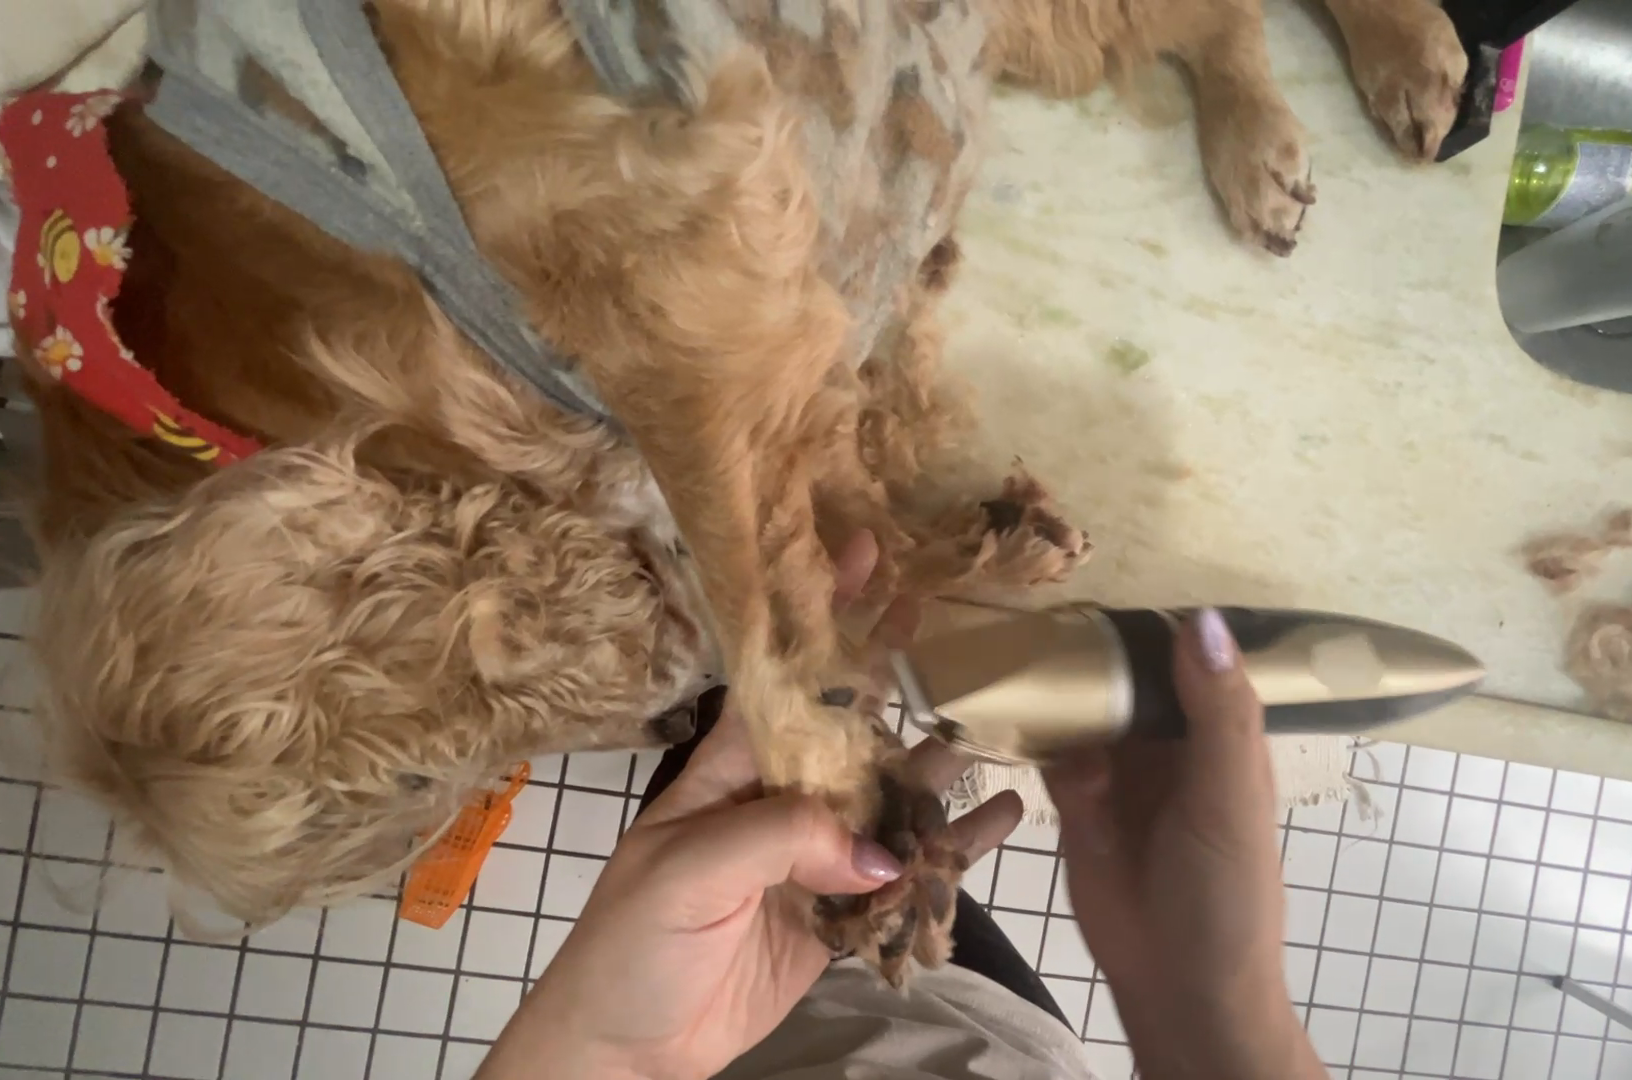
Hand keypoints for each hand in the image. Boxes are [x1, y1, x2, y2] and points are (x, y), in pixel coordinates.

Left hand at [478, 532, 1022, 1079]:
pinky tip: (998, 818)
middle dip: (890, 667)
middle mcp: (786, 792)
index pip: (786, 673)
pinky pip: (907, 867)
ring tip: (988, 724)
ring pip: (889, 792)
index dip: (823, 614)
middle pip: (851, 721)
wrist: (633, 1048)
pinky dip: (952, 846)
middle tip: (940, 617)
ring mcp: (820, 848)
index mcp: (737, 764)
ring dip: (936, 761)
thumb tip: (875, 847)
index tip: (861, 554)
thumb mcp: (687, 872)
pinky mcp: (846, 903)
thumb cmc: (635, 941)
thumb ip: (779, 839)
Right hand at [1042, 608, 1324, 1079]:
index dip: (1151, 619)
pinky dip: (1029, 726)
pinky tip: (998, 704)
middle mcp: (1162, 737)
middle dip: (1087, 646)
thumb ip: (1218, 713)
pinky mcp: (1073, 792)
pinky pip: (1049, 745)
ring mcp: (1115, 764)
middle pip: (1122, 674)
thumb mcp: (1230, 798)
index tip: (1104, 581)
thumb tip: (1202, 618)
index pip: (1183, 655)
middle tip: (1033, 609)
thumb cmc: (1225, 890)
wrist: (1175, 983)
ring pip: (1081, 703)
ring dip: (1052, 681)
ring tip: (1004, 641)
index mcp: (1213, 729)